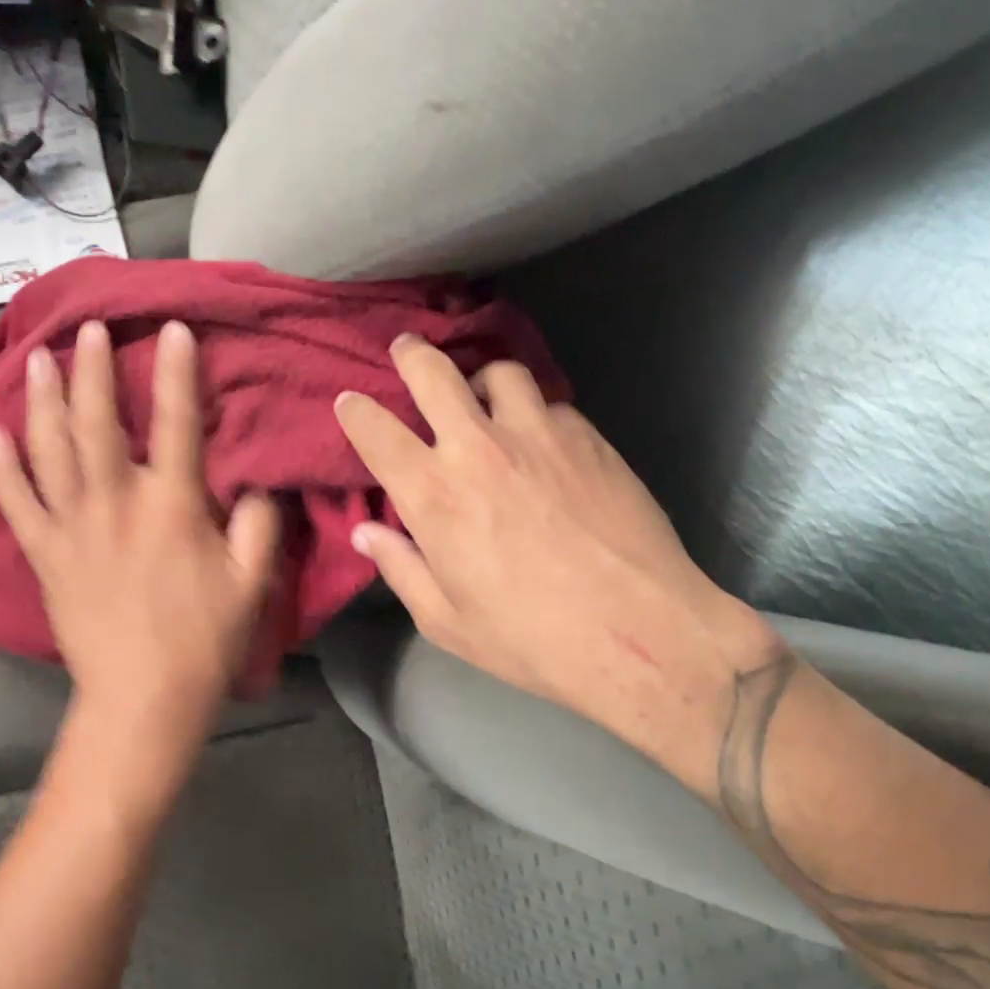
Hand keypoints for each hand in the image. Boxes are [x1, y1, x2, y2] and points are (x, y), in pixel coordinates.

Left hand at [0, 320, 280, 756]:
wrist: (142, 699)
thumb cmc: (204, 641)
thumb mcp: (253, 582)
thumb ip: (259, 522)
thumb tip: (257, 479)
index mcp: (172, 506)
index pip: (177, 423)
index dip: (176, 371)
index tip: (172, 328)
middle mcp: (116, 503)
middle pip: (97, 422)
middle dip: (92, 370)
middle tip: (87, 328)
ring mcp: (72, 527)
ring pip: (49, 450)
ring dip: (41, 400)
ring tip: (37, 358)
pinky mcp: (45, 555)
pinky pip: (17, 501)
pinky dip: (3, 466)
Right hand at [333, 336, 776, 784]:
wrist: (640, 631)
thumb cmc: (531, 638)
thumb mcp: (447, 621)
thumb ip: (401, 568)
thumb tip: (367, 533)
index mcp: (433, 494)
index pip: (376, 431)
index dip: (355, 411)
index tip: (349, 403)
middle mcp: (479, 448)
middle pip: (434, 372)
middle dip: (411, 354)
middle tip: (407, 349)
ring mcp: (539, 434)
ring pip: (501, 373)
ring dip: (482, 380)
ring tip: (485, 396)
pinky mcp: (588, 437)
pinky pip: (552, 406)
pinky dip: (536, 414)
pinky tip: (543, 441)